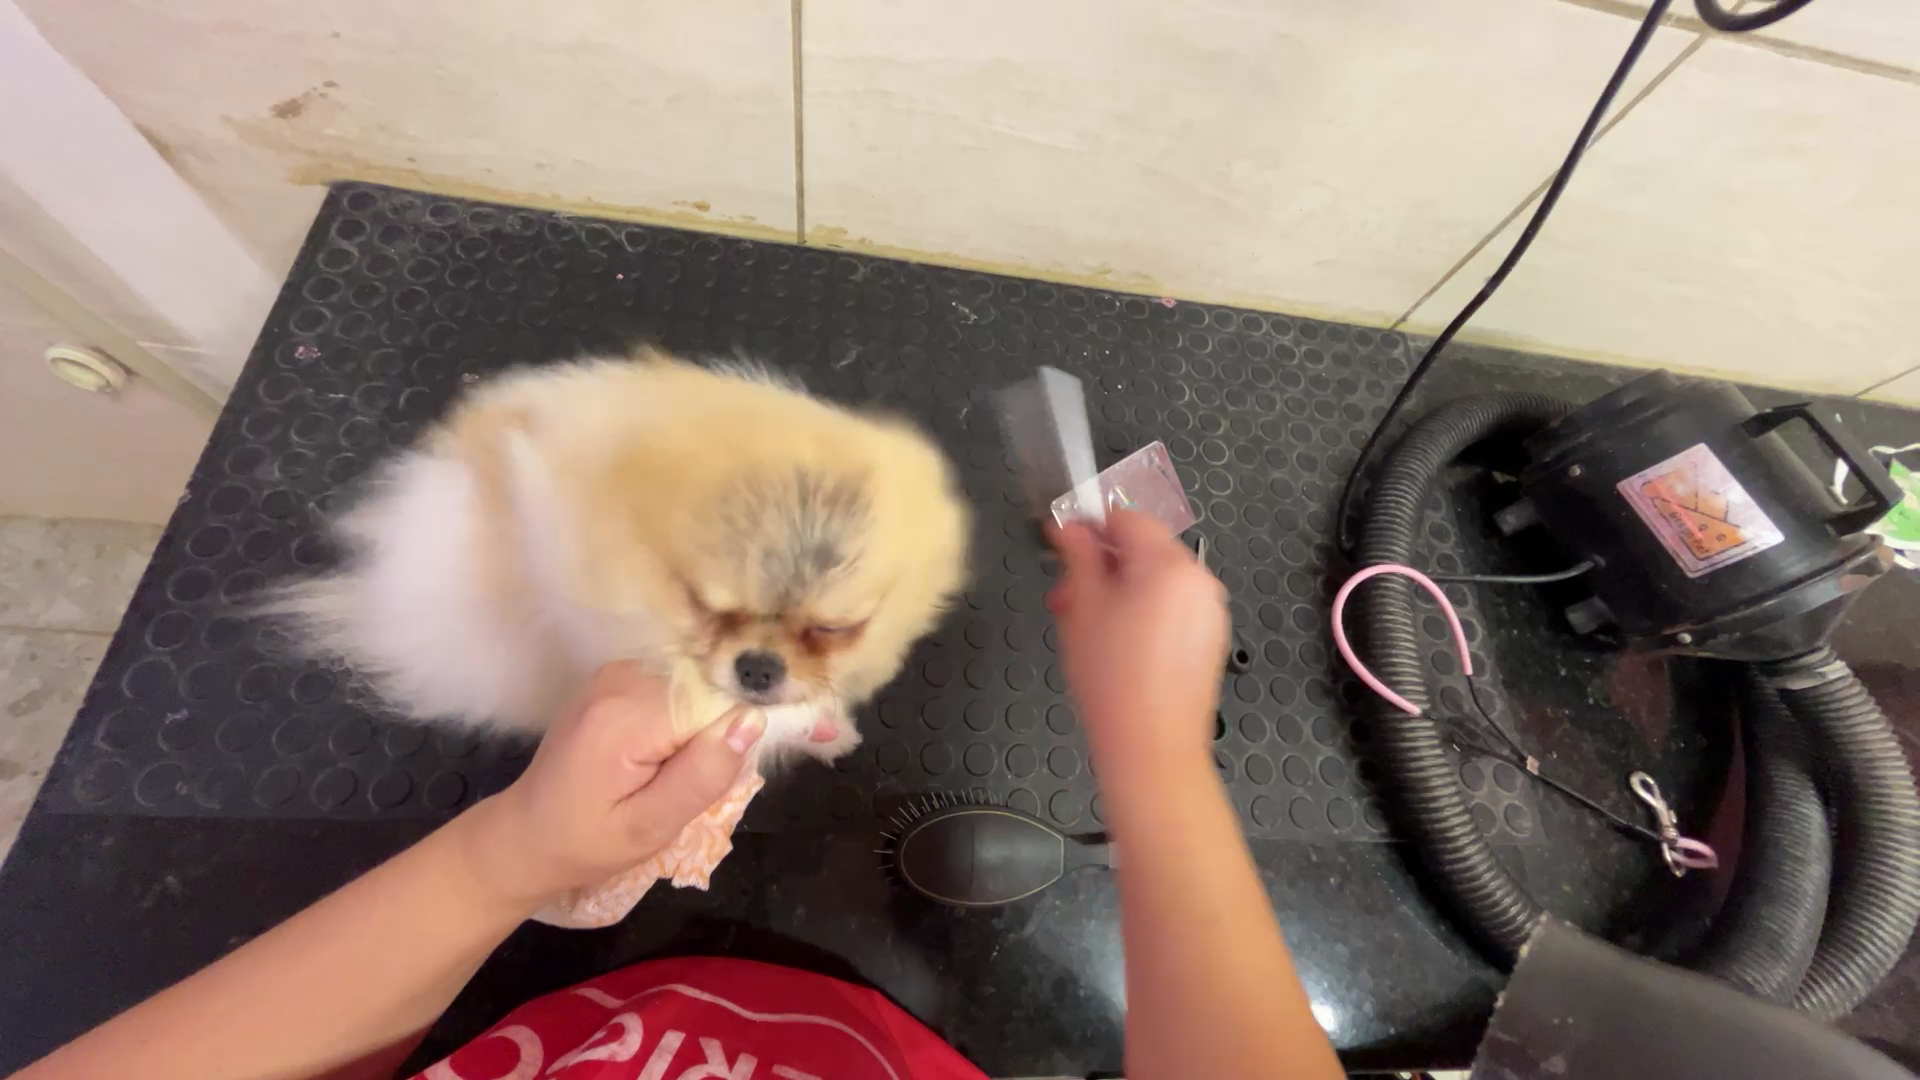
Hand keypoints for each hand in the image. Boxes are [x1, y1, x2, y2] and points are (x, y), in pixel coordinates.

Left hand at [457, 661, 764, 908]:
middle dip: (713, 731)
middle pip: (707, 689)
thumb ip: (702, 775)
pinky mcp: (621, 672)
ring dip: (699, 722)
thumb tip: (752, 720)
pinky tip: (660, 746)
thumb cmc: (587, 842)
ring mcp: (619, 670)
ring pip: (697, 684)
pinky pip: (679, 684)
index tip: (710, 775)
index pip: (715, 703)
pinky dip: (682, 713)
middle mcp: (622, 678)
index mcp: (625, 717)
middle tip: (681, 779)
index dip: (726, 739)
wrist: (527, 833)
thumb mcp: (650, 828)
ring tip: (669, 765)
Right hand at [1048, 511, 1228, 782]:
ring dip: (1117, 588)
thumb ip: (1078, 556)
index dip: (1090, 526)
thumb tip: (1070, 527)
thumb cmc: (1112, 677)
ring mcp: (1209, 610)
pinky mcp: (1208, 637)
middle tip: (1065, 592)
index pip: (1127, 518)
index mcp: (1168, 564)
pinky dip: (1141, 610)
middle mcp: (1198, 579)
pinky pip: (1171, 606)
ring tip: (1084, 622)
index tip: (1062, 542)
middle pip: (1143, 548)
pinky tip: (1112, 641)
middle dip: (1100, 564)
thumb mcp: (1083, 607)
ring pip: (1155, 580)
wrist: (1151, 747)